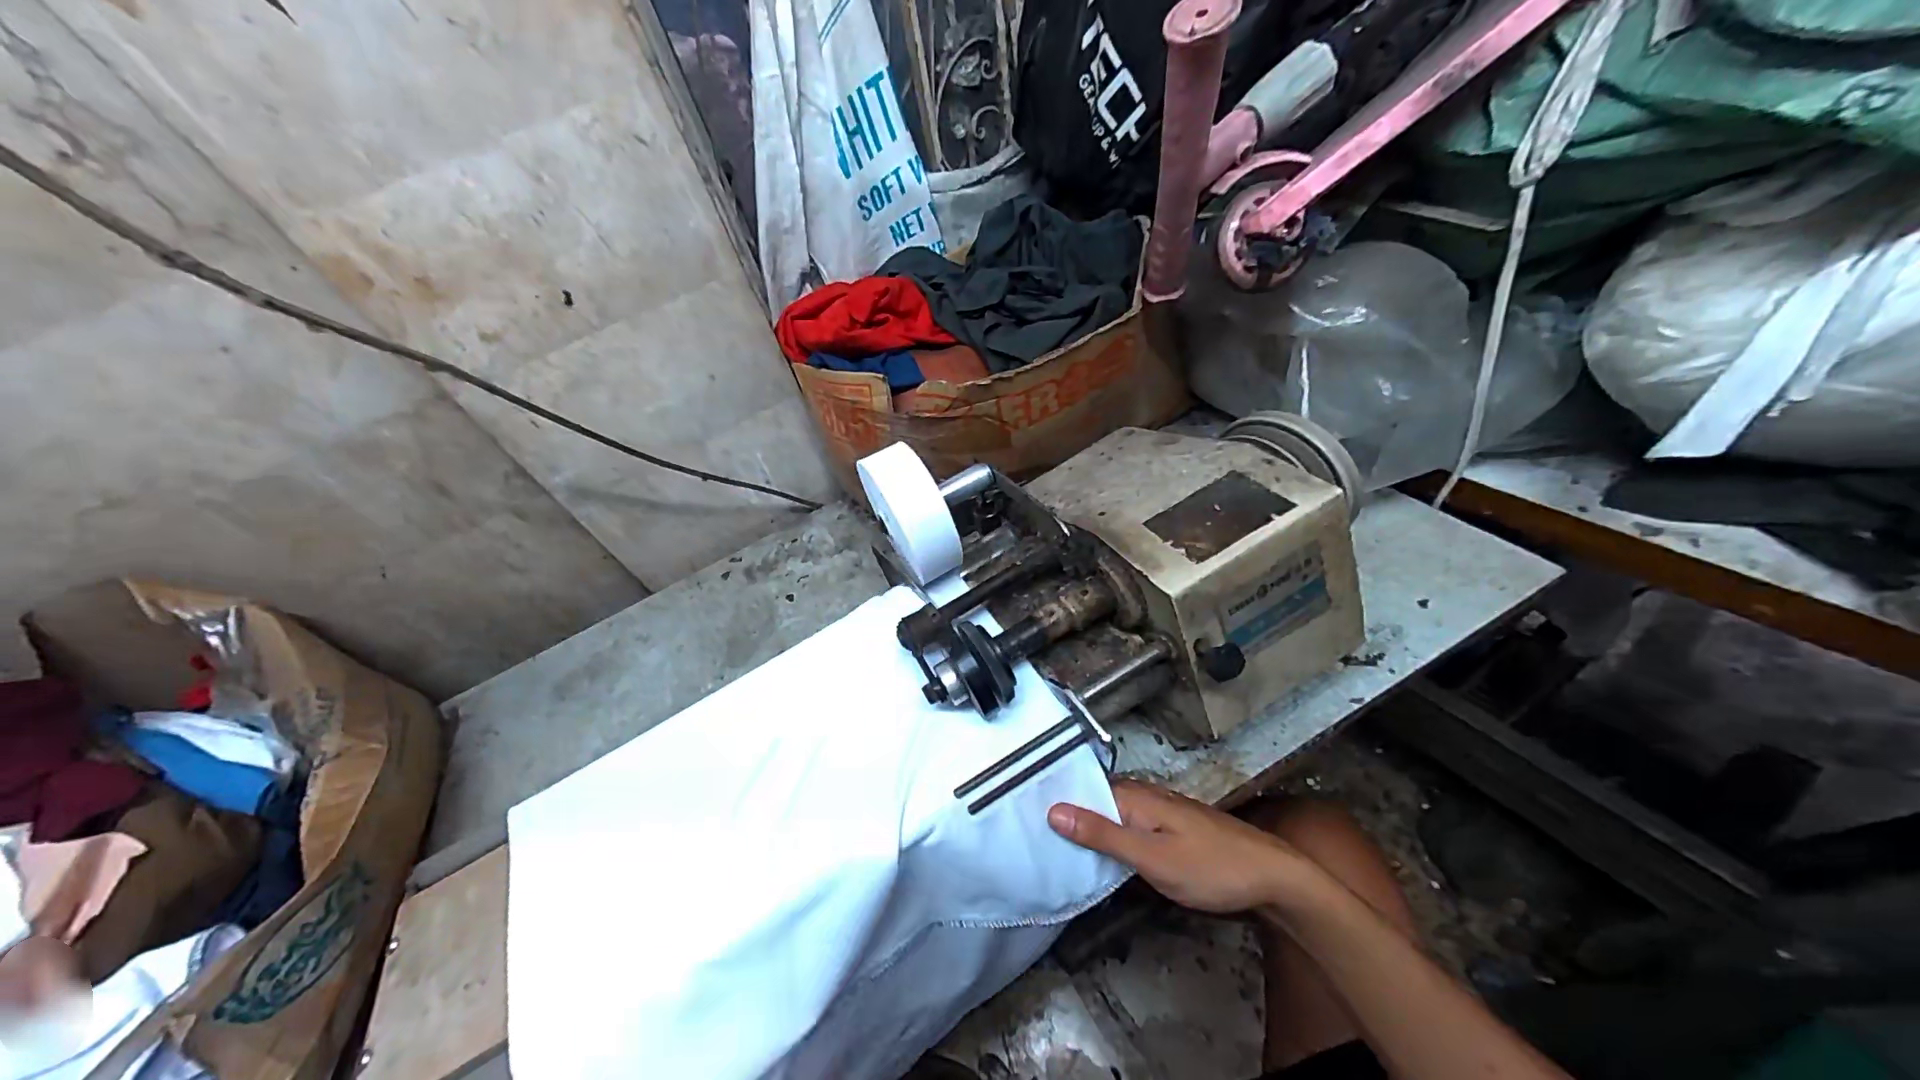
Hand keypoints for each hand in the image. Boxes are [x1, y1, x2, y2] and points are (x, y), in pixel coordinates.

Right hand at [1048, 779, 1318, 912]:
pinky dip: (1111, 837)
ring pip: (1112, 814)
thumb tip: (1054, 809)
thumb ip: (1103, 835)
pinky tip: (1100, 855)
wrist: (1274, 880)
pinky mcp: (1171, 830)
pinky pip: (1129, 826)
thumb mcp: (1152, 858)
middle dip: (1068, 814)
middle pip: (1096, 800)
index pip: (1082, 790)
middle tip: (1032, 835)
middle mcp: (1145, 796)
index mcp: (1135, 797)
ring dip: (1089, 828)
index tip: (1023, 815)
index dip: (1055, 801)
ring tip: (1055, 845)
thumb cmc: (1212, 868)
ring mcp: (1161, 812)